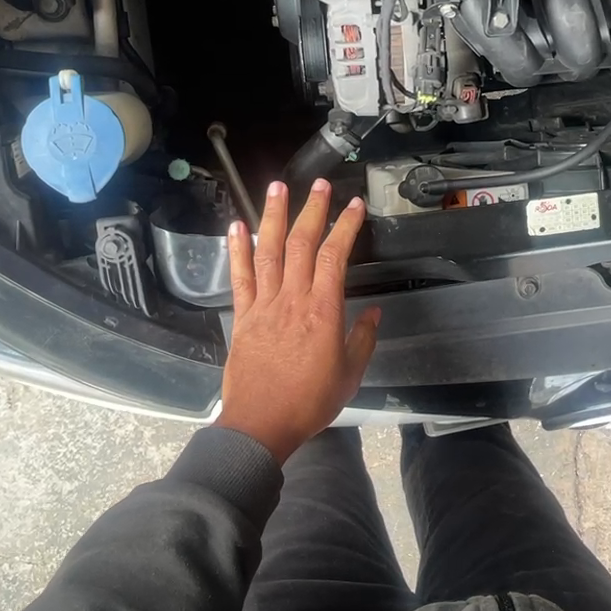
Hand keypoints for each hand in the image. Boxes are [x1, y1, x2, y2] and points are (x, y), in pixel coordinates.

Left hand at [217, 179, 379, 463]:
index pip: (335, 256)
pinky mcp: (243, 316)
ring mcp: (264, 305)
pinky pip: (239, 277)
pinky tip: (236, 226)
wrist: (261, 426)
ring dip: (273, 216)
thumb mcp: (350, 374)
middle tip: (320, 184)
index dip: (345, 226)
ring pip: (268, 251)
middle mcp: (292, 299)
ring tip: (277, 187)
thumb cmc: (310, 402)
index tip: (355, 205)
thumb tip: (375, 312)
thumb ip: (363, 339)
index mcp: (323, 310)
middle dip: (312, 210)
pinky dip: (237, 249)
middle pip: (301, 243)